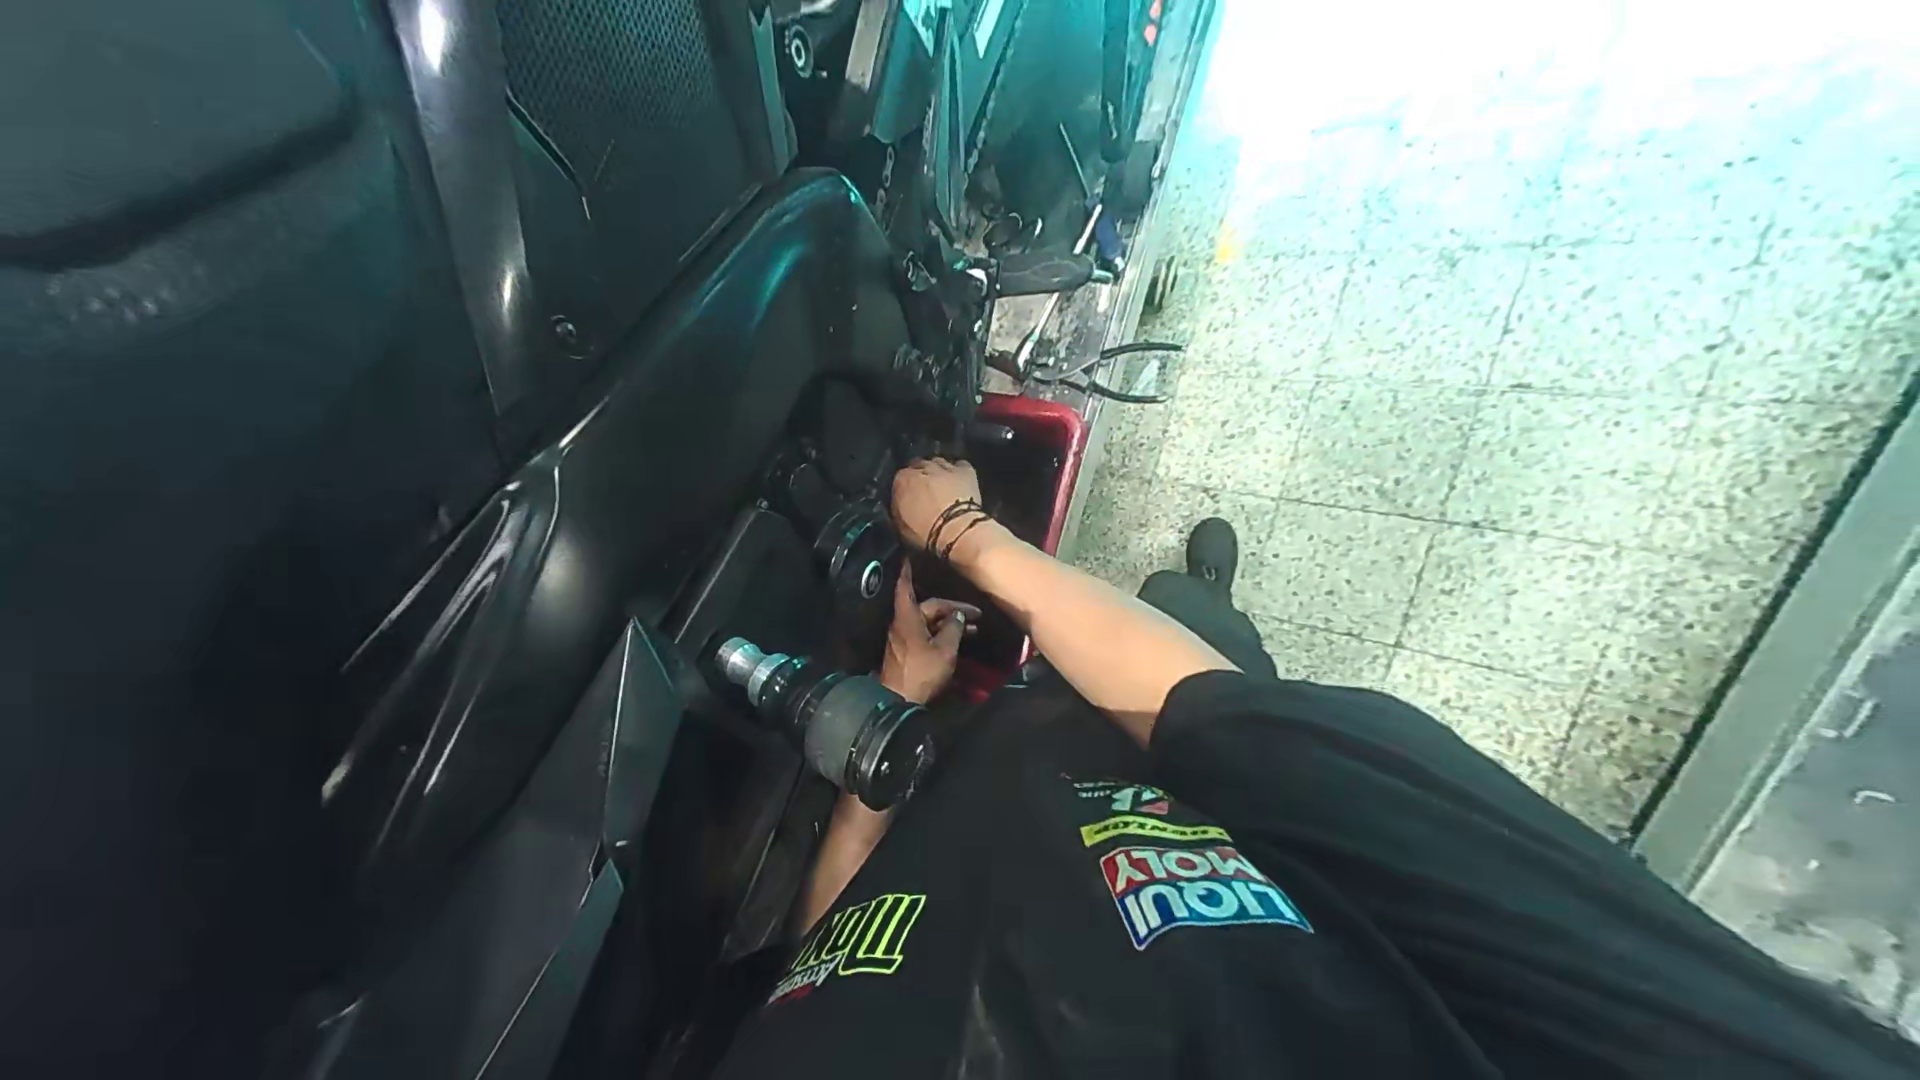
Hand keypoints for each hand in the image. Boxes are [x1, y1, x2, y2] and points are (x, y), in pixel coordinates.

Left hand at [879, 563, 981, 703]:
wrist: (900, 701)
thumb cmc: (923, 672)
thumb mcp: (945, 650)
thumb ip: (953, 628)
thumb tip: (957, 615)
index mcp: (907, 617)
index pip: (906, 586)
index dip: (908, 570)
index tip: (908, 555)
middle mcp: (902, 623)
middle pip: (927, 607)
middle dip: (952, 609)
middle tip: (976, 616)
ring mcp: (902, 638)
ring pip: (928, 622)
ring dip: (949, 623)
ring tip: (973, 629)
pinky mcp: (906, 651)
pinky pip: (925, 634)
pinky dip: (941, 633)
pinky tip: (957, 640)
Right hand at [891, 458, 983, 552]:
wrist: (955, 530)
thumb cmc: (925, 533)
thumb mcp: (901, 526)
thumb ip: (899, 510)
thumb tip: (901, 506)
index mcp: (903, 480)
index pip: (900, 478)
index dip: (905, 488)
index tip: (909, 497)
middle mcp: (923, 468)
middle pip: (919, 466)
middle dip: (921, 475)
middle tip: (926, 490)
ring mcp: (945, 467)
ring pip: (939, 462)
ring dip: (939, 471)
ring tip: (943, 484)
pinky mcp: (965, 471)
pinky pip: (960, 464)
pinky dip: (958, 470)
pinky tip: (959, 479)